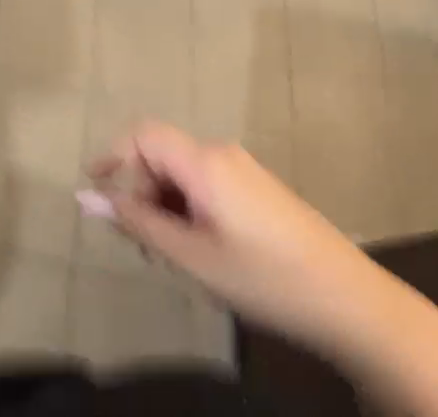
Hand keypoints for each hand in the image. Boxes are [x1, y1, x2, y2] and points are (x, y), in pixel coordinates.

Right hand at [85, 122, 391, 353]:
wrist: (350, 302)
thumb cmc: (263, 277)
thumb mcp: (190, 255)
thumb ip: (137, 222)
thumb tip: (86, 197)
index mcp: (204, 162)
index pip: (142, 135)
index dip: (112, 157)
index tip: (95, 194)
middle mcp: (222, 155)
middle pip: (160, 156)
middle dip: (140, 192)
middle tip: (140, 245)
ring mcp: (244, 171)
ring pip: (182, 175)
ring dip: (164, 206)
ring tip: (170, 256)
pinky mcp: (258, 191)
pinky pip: (205, 186)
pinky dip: (188, 210)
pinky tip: (198, 251)